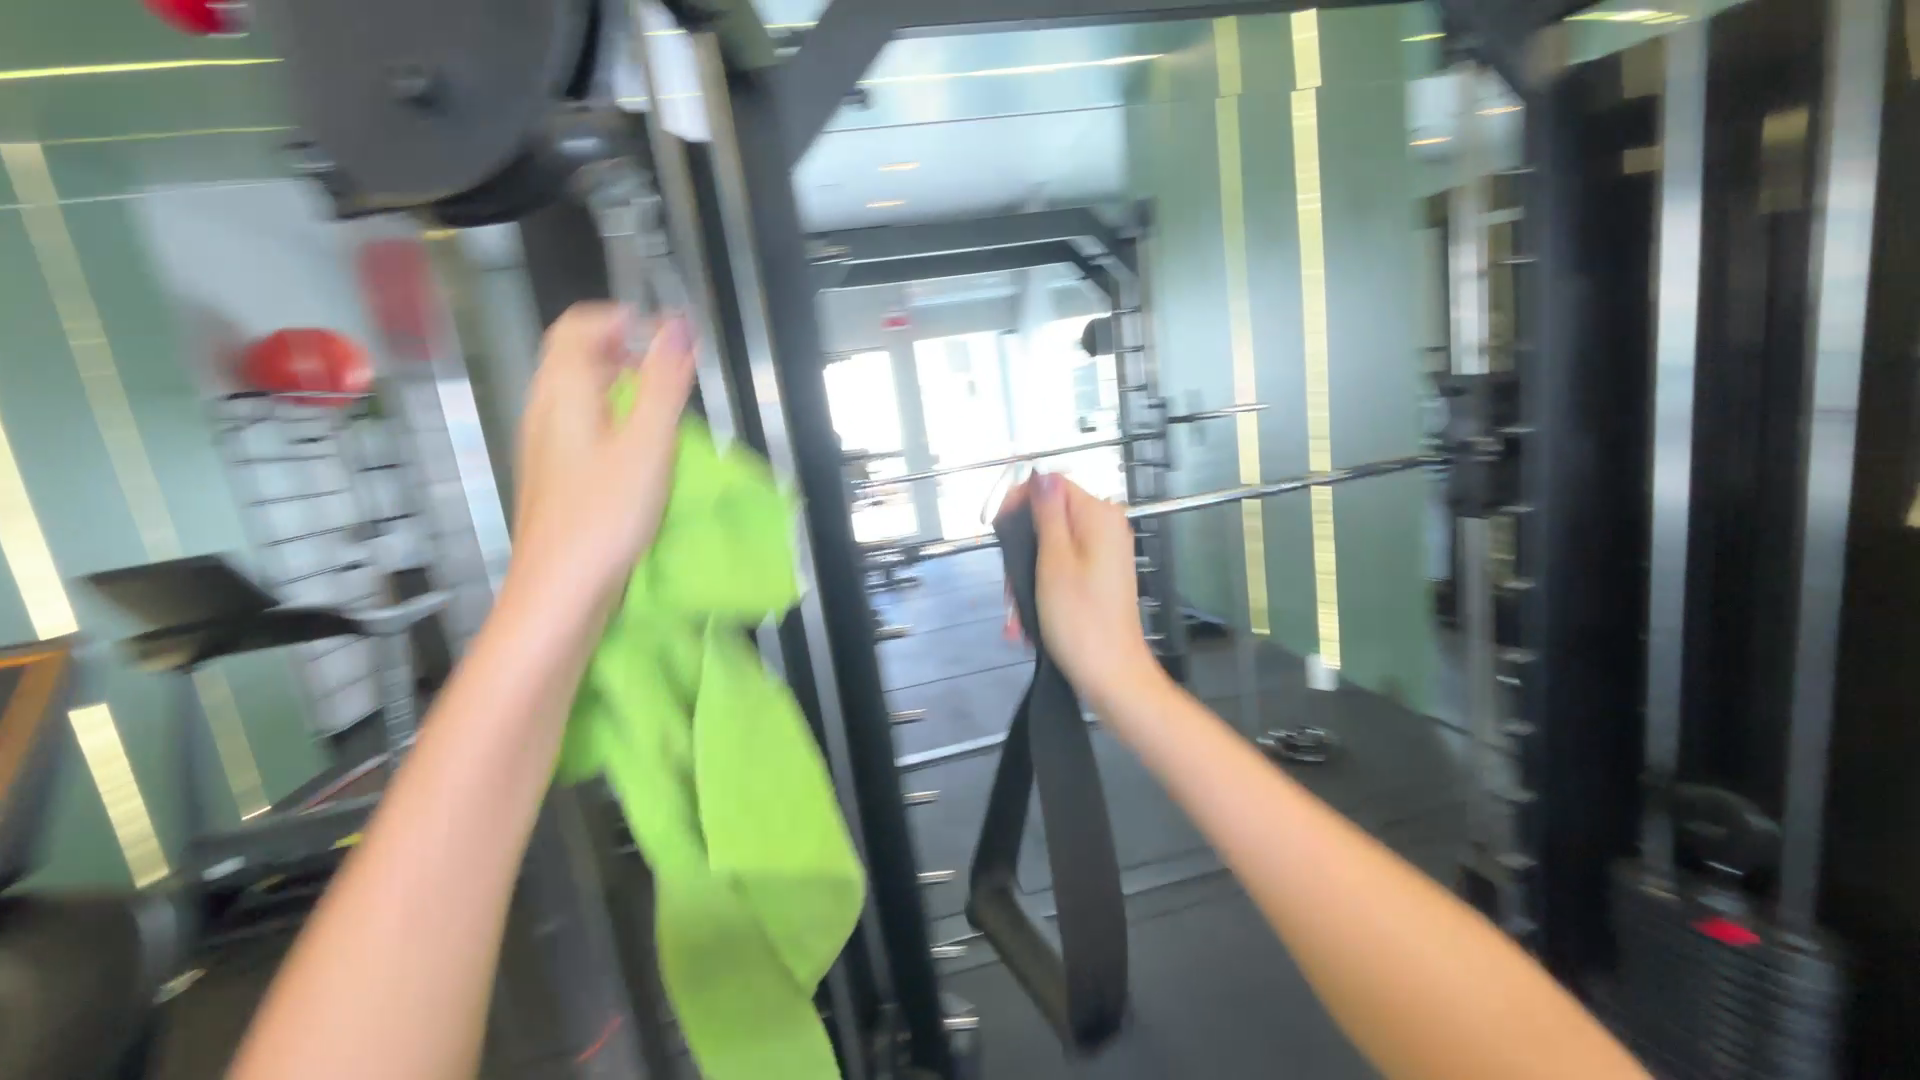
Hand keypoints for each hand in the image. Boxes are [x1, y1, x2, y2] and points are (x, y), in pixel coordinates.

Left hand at [511, 302, 694, 603]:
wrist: (560, 591)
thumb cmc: (604, 516)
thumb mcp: (647, 445)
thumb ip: (664, 383)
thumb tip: (680, 326)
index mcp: (562, 392)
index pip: (578, 326)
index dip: (622, 320)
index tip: (666, 340)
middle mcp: (544, 410)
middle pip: (576, 357)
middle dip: (625, 352)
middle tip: (669, 374)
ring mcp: (545, 444)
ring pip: (579, 393)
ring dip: (621, 388)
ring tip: (662, 412)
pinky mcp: (555, 475)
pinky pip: (581, 426)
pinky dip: (613, 421)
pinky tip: (640, 452)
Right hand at [1019, 473, 1168, 711]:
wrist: (1111, 674)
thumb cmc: (1079, 619)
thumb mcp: (1053, 561)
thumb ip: (1046, 513)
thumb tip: (1040, 473)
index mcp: (1098, 515)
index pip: (1051, 484)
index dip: (1018, 501)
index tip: (996, 532)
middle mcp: (1106, 527)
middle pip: (1048, 517)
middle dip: (1021, 550)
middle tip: (1009, 588)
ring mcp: (1105, 553)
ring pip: (1050, 547)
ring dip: (1027, 576)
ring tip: (1017, 612)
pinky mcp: (1100, 576)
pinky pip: (1062, 569)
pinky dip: (1042, 588)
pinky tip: (1028, 619)